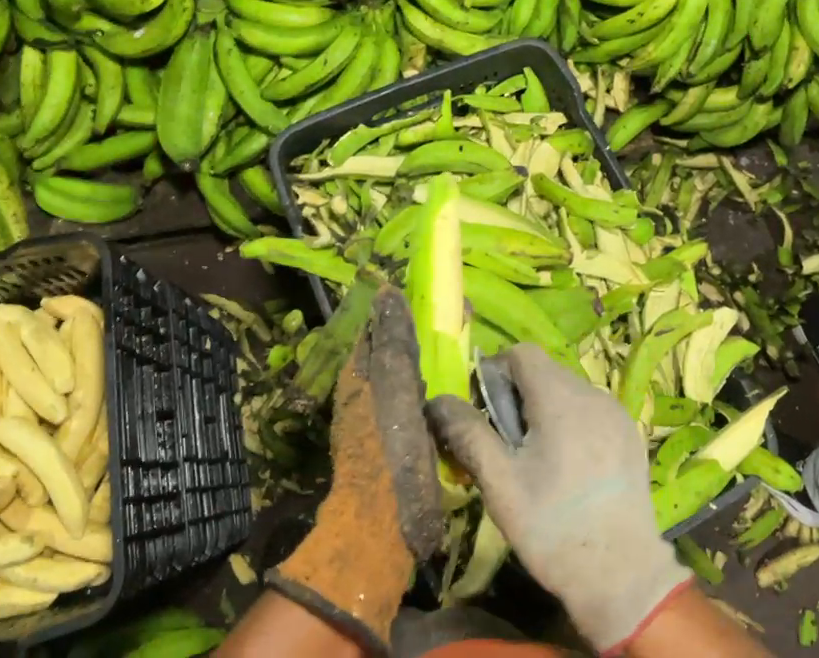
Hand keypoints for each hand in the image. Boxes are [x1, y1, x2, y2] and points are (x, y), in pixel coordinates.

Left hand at [265, 281, 441, 651]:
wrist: (384, 525)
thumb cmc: (388, 449)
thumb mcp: (394, 385)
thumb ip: (393, 341)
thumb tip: (387, 293)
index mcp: (358, 375)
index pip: (377, 329)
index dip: (401, 311)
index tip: (436, 300)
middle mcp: (362, 394)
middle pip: (391, 353)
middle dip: (419, 335)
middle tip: (459, 324)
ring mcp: (377, 421)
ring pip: (404, 378)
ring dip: (427, 364)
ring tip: (461, 355)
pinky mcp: (395, 446)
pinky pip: (414, 405)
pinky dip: (432, 393)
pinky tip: (455, 397)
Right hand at [428, 345, 690, 652]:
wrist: (622, 576)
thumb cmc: (552, 528)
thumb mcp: (500, 484)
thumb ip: (468, 434)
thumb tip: (439, 401)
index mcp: (561, 399)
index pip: (522, 353)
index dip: (496, 372)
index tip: (486, 410)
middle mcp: (593, 395)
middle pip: (546, 371)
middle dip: (519, 395)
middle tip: (507, 443)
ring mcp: (617, 415)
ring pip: (570, 392)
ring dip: (546, 410)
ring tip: (537, 459)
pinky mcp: (631, 436)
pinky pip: (592, 412)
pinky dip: (573, 424)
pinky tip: (569, 468)